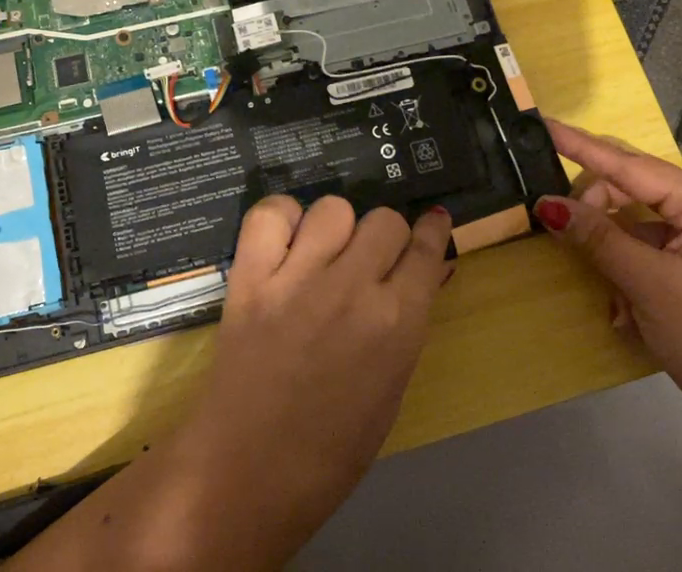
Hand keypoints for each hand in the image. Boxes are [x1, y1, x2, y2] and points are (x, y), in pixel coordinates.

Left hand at [6, 195, 452, 571]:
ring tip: (324, 253)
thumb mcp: (390, 388)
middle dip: (385, 237)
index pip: (426, 249)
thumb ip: (407, 324)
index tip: (429, 223)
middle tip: (369, 260)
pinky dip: (282, 218)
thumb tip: (424, 275)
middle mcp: (352, 287)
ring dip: (337, 227)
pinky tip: (285, 242)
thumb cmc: (332, 450)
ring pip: (334, 208)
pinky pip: (270, 214)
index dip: (431, 231)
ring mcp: (297, 278)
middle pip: (383, 221)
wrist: (249, 472)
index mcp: (398, 323)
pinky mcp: (250, 277)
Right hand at [535, 120, 681, 443]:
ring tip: (608, 299)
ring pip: (641, 235)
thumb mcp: (649, 285)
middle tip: (559, 229)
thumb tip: (548, 203)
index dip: (585, 147)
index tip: (543, 126)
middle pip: (637, 198)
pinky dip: (632, 282)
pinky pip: (654, 264)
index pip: (634, 166)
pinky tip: (626, 317)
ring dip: (614, 259)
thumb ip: (598, 239)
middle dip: (598, 215)